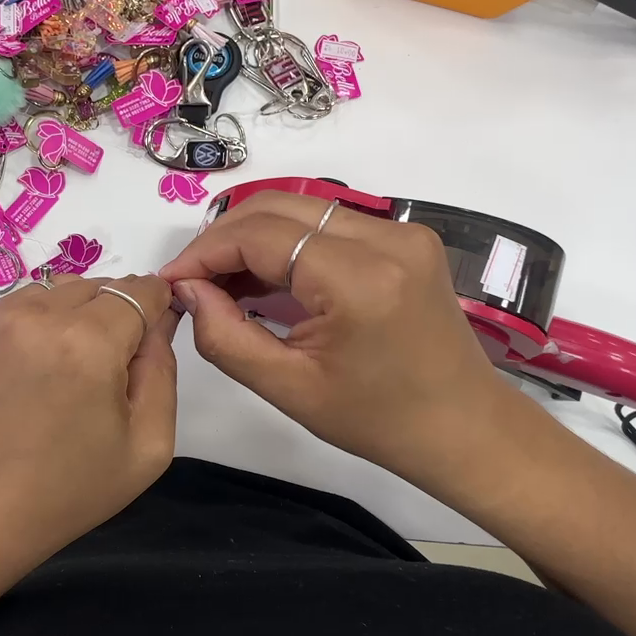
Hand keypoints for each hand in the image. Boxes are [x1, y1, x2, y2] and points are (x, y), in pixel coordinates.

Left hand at [0, 273, 178, 606]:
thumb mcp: (148, 443)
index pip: (141, 290)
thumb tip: (161, 316)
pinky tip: (44, 365)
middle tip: (113, 370)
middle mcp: (42, 315)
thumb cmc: (71, 488)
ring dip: (82, 313)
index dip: (159, 305)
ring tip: (75, 369)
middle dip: (120, 314)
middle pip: (103, 287)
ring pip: (66, 289)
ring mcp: (3, 317)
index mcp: (89, 344)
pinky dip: (47, 318)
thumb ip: (162, 367)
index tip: (157, 333)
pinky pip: (31, 300)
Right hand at [159, 190, 511, 476]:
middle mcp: (386, 239)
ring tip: (220, 281)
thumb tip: (186, 289)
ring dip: (249, 236)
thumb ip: (224, 335)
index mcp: (359, 280)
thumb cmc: (375, 420)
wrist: (465, 429)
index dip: (204, 252)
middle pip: (276, 207)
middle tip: (190, 281)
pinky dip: (282, 241)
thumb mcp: (286, 388)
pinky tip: (261, 277)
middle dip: (221, 238)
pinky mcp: (403, 238)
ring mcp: (401, 232)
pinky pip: (324, 222)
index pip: (259, 236)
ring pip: (298, 208)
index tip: (171, 282)